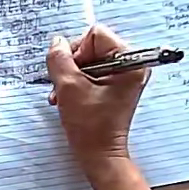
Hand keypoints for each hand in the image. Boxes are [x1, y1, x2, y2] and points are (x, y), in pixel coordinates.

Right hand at [48, 24, 145, 180]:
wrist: (98, 154)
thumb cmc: (90, 126)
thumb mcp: (68, 87)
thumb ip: (59, 59)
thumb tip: (56, 43)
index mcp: (129, 62)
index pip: (96, 35)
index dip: (77, 52)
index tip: (72, 75)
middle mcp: (132, 65)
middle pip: (92, 46)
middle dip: (73, 65)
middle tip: (65, 86)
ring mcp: (124, 76)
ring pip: (89, 60)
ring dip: (71, 75)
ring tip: (64, 94)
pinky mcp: (116, 85)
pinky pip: (92, 71)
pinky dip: (77, 82)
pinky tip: (69, 96)